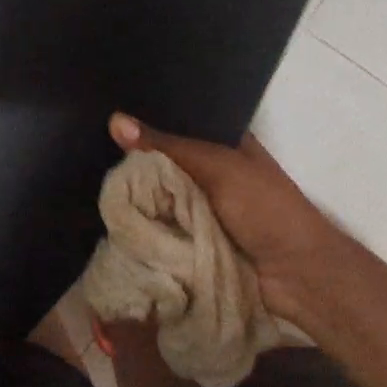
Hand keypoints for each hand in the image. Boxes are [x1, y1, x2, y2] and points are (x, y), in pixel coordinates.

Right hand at [108, 113, 335, 321]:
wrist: (297, 277)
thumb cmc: (265, 207)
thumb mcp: (216, 166)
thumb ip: (166, 147)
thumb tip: (114, 120)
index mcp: (225, 142)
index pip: (180, 121)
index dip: (149, 116)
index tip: (109, 109)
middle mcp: (212, 171)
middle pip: (165, 160)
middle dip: (136, 158)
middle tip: (89, 140)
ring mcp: (203, 208)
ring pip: (161, 194)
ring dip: (137, 194)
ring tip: (91, 171)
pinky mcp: (195, 240)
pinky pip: (163, 225)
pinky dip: (145, 222)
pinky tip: (111, 209)